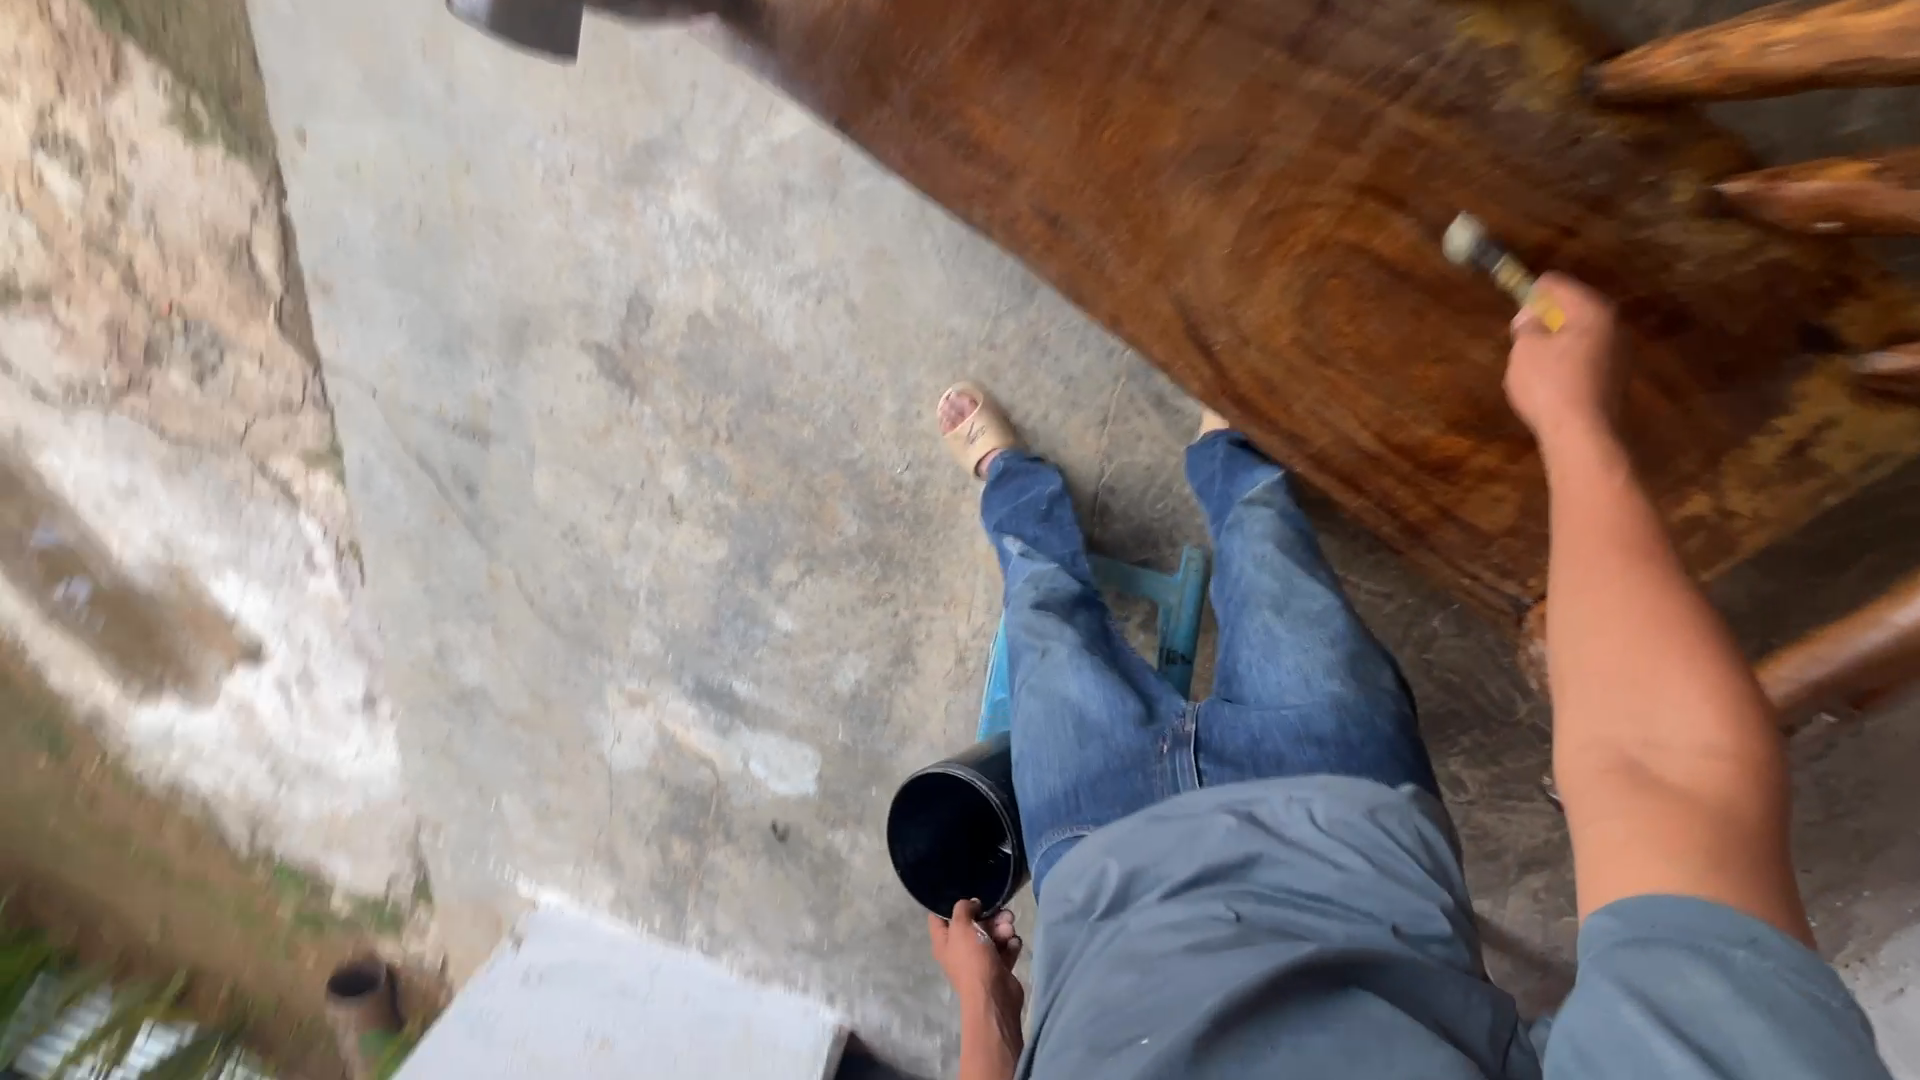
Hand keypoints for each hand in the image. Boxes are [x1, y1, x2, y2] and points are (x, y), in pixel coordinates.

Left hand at [928, 899, 1024, 1032]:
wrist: (994, 996)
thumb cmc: (972, 960)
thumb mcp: (961, 927)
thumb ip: (963, 908)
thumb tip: (972, 904)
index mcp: (944, 942)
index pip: (939, 917)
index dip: (949, 903)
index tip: (965, 893)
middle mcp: (960, 949)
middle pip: (973, 923)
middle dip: (989, 915)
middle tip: (1002, 912)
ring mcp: (980, 959)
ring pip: (992, 933)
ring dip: (1003, 928)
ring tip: (1009, 929)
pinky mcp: (998, 967)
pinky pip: (1005, 948)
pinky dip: (1010, 944)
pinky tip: (1013, 944)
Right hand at [1504, 273, 1622, 447]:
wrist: (1583, 431)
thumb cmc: (1549, 385)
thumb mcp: (1525, 350)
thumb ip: (1527, 326)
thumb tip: (1531, 316)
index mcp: (1592, 311)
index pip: (1559, 285)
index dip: (1533, 290)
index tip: (1515, 300)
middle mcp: (1614, 324)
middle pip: (1575, 308)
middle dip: (1548, 317)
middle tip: (1523, 332)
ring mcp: (1620, 351)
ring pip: (1582, 333)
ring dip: (1558, 339)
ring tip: (1534, 358)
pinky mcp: (1616, 375)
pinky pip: (1587, 355)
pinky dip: (1568, 359)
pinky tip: (1552, 378)